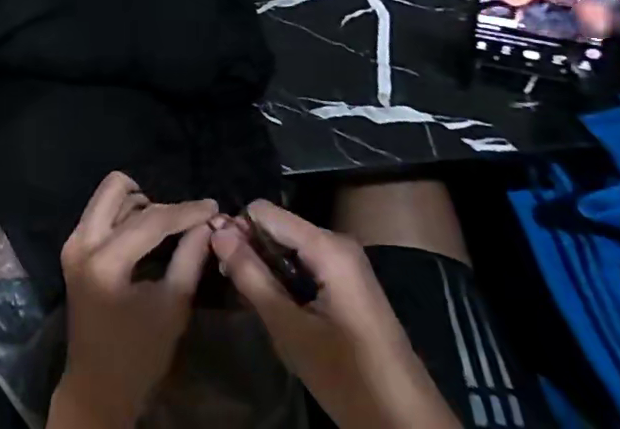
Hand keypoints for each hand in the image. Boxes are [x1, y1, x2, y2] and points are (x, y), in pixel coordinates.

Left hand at [48, 172, 216, 428]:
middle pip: (116, 188)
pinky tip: (147, 239)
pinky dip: (126, 217)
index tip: (213, 206)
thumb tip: (208, 223)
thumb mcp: (172, 307)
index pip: (151, 220)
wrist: (96, 387)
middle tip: (180, 222)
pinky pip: (101, 213)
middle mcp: (81, 242)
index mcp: (104, 261)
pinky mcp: (74, 250)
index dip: (186, 211)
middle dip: (153, 200)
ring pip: (107, 197)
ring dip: (139, 207)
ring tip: (166, 233)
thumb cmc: (138, 354)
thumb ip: (190, 258)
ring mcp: (73, 244)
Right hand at [212, 202, 458, 428]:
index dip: (237, 228)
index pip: (266, 211)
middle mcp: (337, 242)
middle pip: (278, 226)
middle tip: (228, 282)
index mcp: (327, 246)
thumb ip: (252, 276)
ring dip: (264, 265)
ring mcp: (345, 261)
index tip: (216, 257)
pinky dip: (284, 277)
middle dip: (249, 248)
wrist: (404, 420)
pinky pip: (305, 262)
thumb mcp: (290, 328)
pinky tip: (272, 304)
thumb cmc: (346, 374)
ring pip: (289, 246)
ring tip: (245, 296)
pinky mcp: (347, 280)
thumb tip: (218, 233)